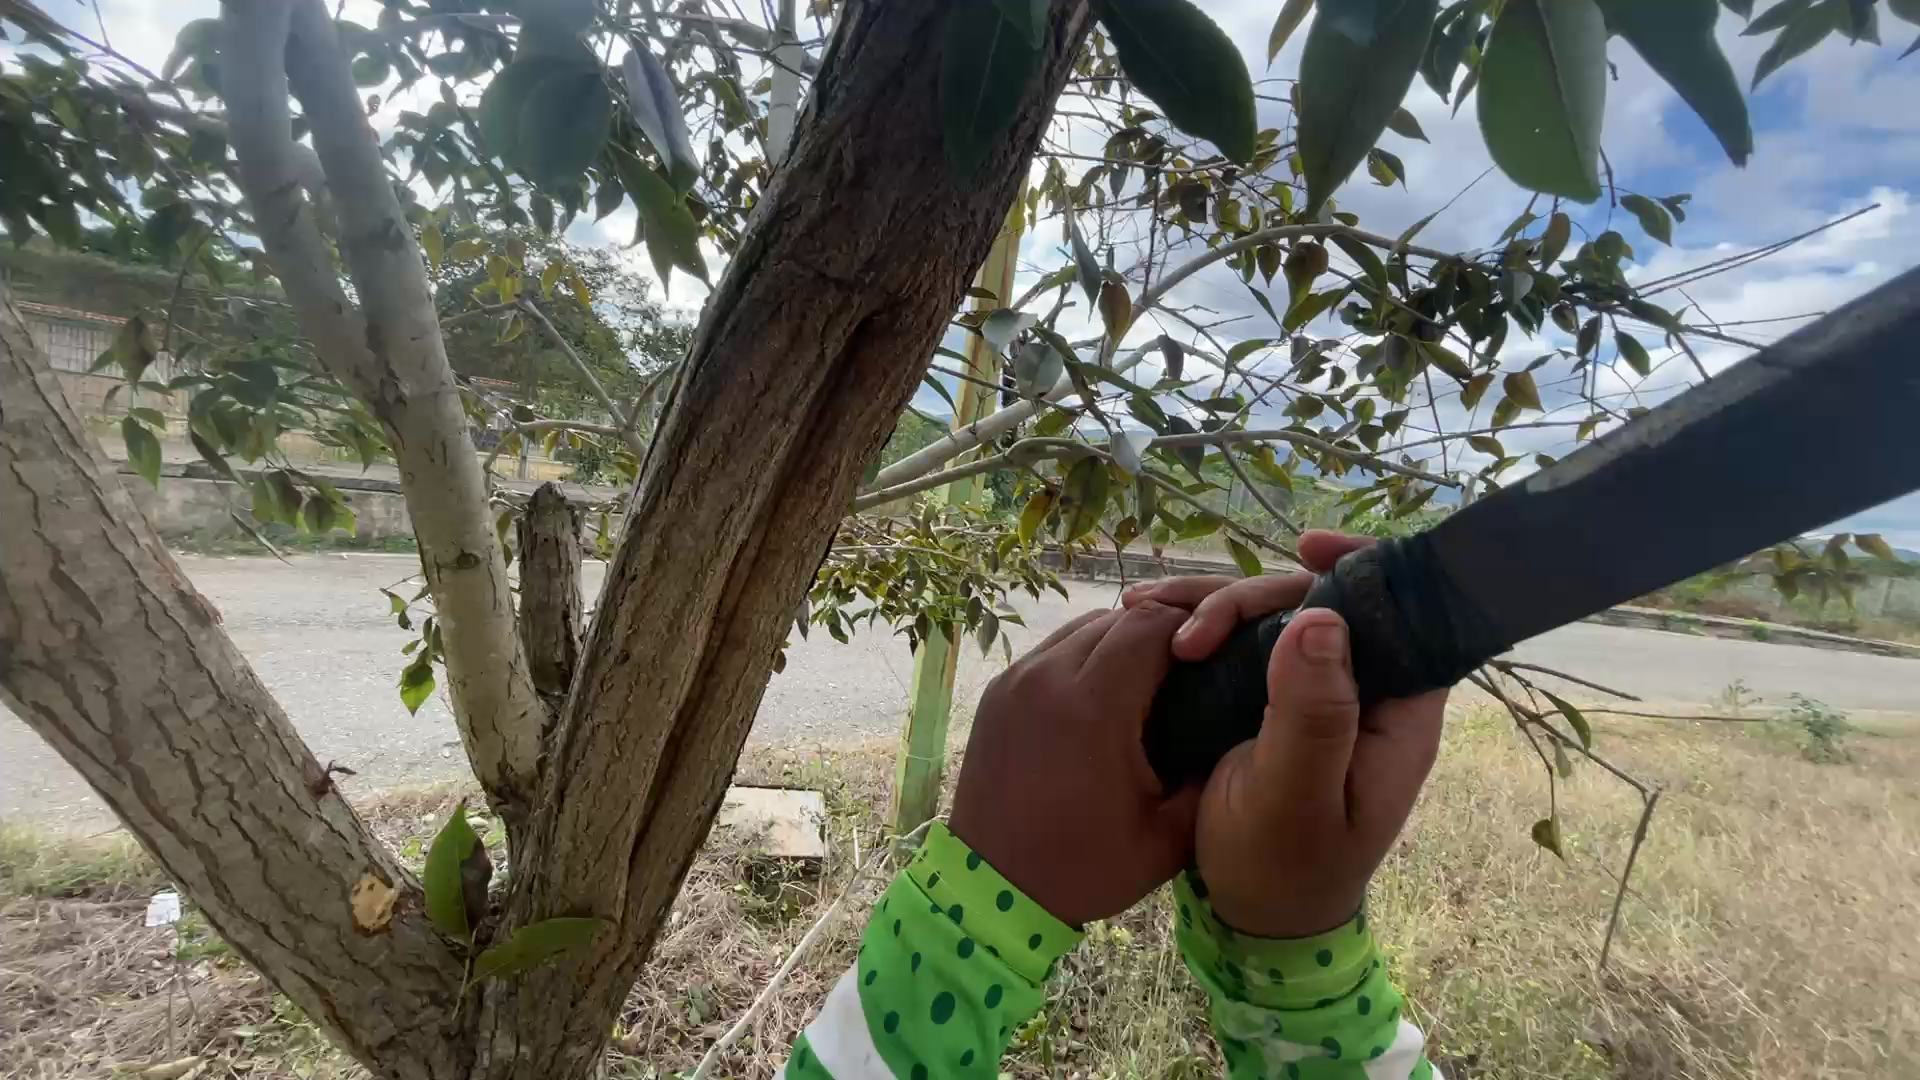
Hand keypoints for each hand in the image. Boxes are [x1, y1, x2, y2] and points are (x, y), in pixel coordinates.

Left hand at [948, 601, 1200, 926]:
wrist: (990, 886)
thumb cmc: (1082, 866)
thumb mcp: (1166, 835)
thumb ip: (1205, 774)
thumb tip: (1229, 728)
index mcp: (1093, 706)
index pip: (1148, 625)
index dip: (1187, 626)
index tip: (1212, 649)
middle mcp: (1048, 676)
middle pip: (1116, 618)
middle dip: (1157, 629)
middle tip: (1185, 662)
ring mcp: (1016, 678)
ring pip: (1081, 627)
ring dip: (1117, 638)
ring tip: (1145, 674)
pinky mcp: (997, 689)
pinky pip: (1051, 648)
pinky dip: (1083, 654)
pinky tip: (1101, 688)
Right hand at [1122, 531, 1447, 937]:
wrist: (1247, 907)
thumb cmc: (1281, 864)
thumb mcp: (1294, 796)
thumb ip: (1313, 716)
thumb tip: (1321, 618)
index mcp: (1389, 712)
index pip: (1397, 615)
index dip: (1361, 567)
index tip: (1304, 544)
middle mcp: (1350, 689)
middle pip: (1310, 605)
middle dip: (1244, 601)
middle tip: (1185, 637)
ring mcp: (1300, 690)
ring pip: (1263, 617)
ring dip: (1204, 604)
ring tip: (1141, 610)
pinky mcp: (1256, 696)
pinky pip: (1228, 640)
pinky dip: (1186, 622)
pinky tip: (1142, 617)